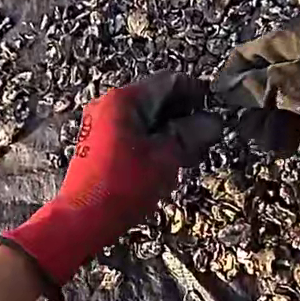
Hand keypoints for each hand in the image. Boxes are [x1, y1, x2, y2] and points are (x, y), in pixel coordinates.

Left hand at [1, 73, 222, 296]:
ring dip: (168, 129)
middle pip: (155, 98)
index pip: (170, 81)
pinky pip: (130, 130)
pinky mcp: (95, 142)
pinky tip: (165, 159)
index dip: (197, 93)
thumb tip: (213, 122)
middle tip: (207, 133)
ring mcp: (98, 122)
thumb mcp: (167, 158)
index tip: (217, 105)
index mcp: (124, 99)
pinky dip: (150, 139)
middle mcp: (107, 104)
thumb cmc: (122, 187)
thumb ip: (192, 134)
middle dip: (183, 113)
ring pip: (143, 116)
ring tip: (190, 150)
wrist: (82, 218)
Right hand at [211, 17, 299, 165]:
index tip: (217, 108)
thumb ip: (255, 87)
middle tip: (247, 133)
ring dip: (267, 123)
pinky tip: (286, 145)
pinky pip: (295, 109)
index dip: (228, 80)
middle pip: (257, 79)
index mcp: (292, 37)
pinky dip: (287, 127)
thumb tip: (222, 90)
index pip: (244, 55)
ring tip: (271, 145)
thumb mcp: (296, 86)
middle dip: (250, 108)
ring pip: (275, 99)